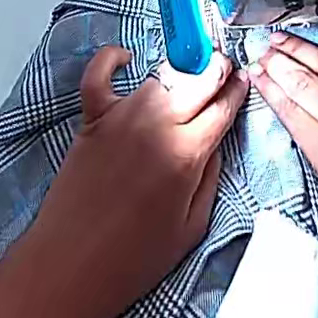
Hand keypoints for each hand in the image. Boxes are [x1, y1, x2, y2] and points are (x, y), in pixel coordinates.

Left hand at [0, 46, 246, 317]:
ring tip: (191, 66)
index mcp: (186, 154)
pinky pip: (99, 73)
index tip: (243, 79)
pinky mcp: (92, 114)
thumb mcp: (192, 226)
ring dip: (179, 69)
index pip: (221, 110)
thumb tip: (214, 141)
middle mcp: (156, 124)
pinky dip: (111, 59)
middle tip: (223, 64)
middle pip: (195, 82)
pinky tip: (125, 57)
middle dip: (215, 70)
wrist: (74, 260)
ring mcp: (122, 114)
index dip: (236, 92)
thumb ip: (209, 177)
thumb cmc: (135, 255)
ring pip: (159, 77)